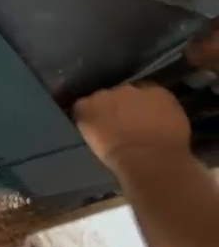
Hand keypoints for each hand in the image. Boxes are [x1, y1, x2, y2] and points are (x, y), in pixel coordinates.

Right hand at [74, 83, 190, 172]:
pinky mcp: (156, 92)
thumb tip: (102, 117)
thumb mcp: (93, 135)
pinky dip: (159, 101)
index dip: (99, 109)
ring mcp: (129, 90)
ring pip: (134, 91)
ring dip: (138, 100)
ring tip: (147, 115)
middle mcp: (101, 92)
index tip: (106, 118)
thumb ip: (95, 120)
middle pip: (110, 93)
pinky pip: (157, 93)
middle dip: (118, 102)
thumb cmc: (117, 153)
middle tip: (127, 117)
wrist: (148, 156)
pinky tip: (164, 114)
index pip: (89, 101)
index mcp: (82, 105)